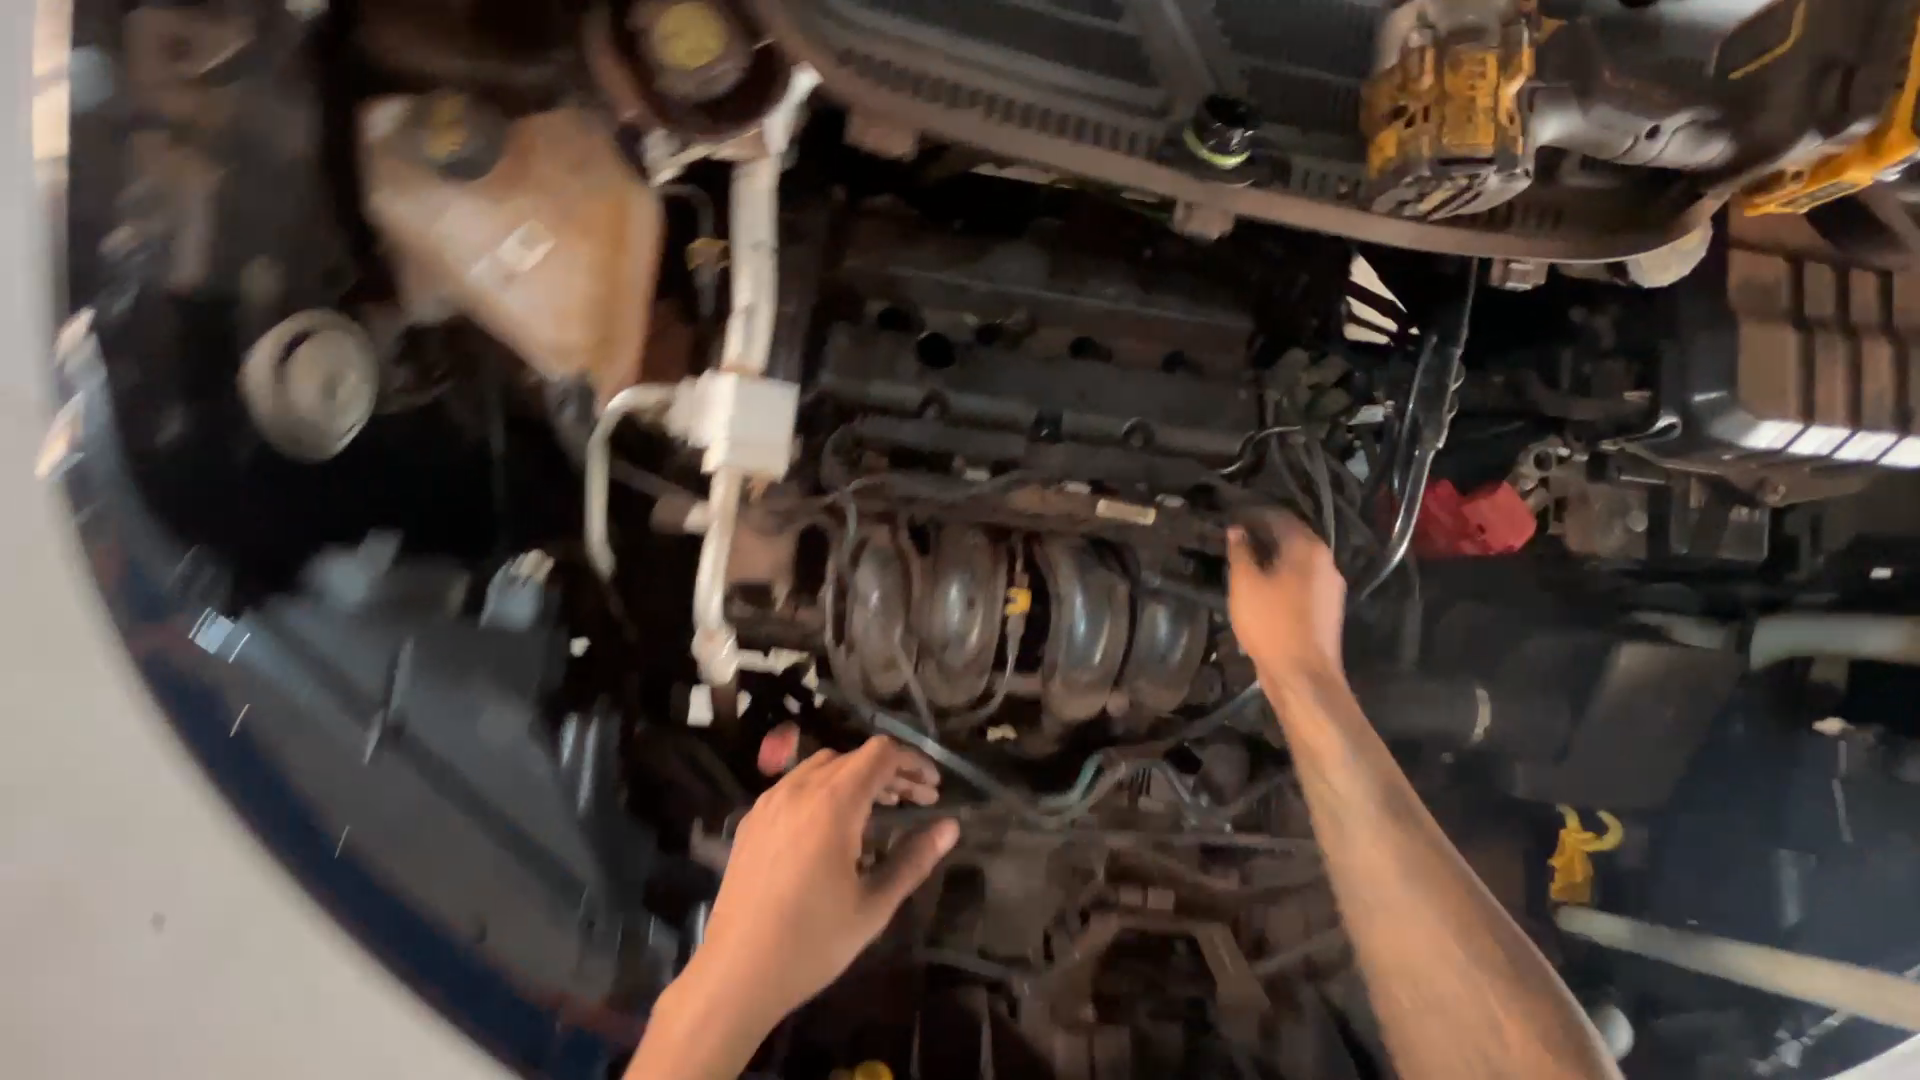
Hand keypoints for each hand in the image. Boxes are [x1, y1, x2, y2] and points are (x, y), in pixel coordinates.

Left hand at [692, 736, 958, 1029]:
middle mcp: (799, 789)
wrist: (735, 974)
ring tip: (880, 810)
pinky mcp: (752, 820)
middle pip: (854, 757)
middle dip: (891, 773)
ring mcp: (770, 802)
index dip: (913, 763)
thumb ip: (914, 859)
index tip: (933, 789)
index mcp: (833, 803)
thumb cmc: (812, 942)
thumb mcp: (874, 905)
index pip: (881, 754)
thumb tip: (950, 827)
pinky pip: (796, 785)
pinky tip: (833, 827)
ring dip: (857, 778)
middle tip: (917, 802)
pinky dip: (825, 789)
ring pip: (823, 767)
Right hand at [1227, 510, 1345, 682]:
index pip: (1278, 516)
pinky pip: (1303, 578)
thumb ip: (1240, 552)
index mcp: (1307, 548)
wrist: (1303, 674)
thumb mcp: (1245, 585)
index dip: (1252, 512)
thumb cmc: (1270, 624)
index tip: (1230, 514)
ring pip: (1299, 558)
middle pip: (1292, 535)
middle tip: (1236, 534)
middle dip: (1264, 532)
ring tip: (1246, 558)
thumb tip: (1237, 530)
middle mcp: (1326, 560)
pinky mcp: (1328, 606)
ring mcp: (1331, 585)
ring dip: (1274, 553)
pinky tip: (1265, 584)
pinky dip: (1283, 573)